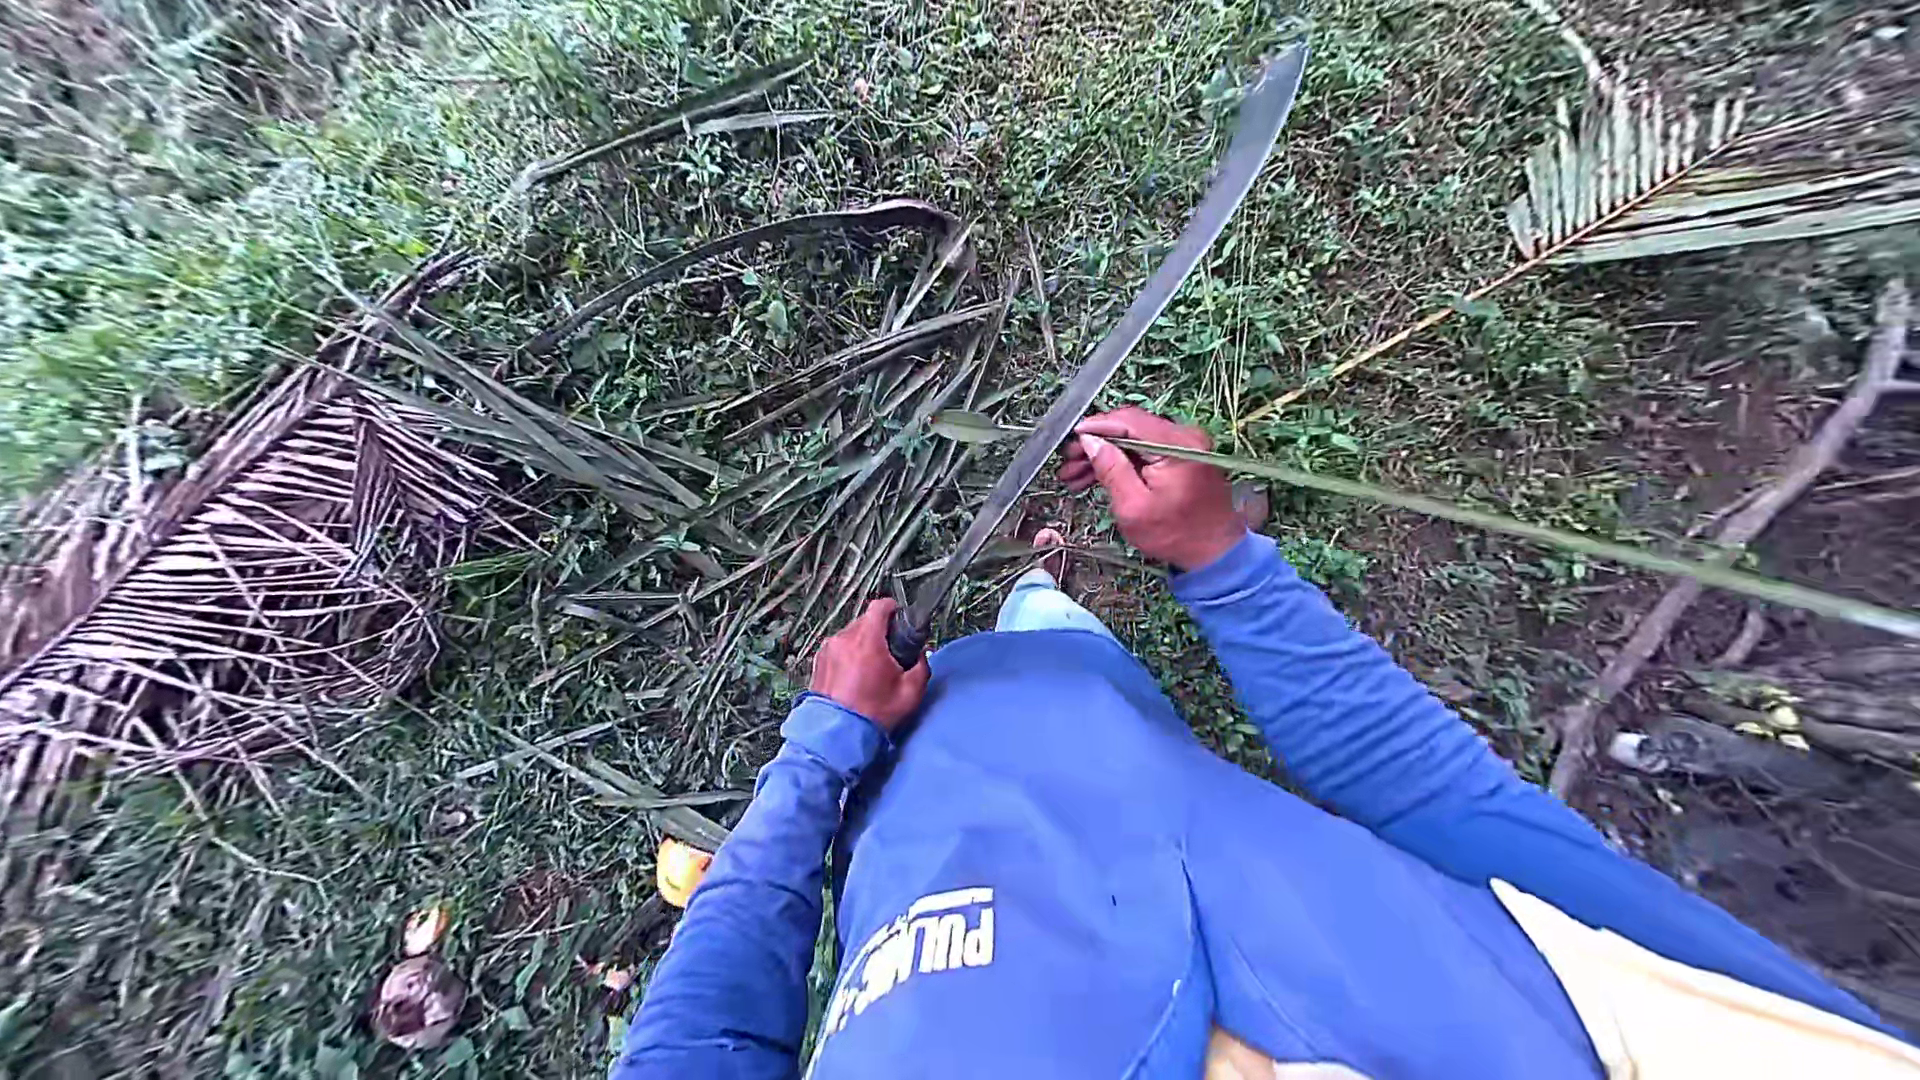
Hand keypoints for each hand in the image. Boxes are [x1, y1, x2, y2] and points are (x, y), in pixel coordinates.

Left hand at [808, 598, 929, 731]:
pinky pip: (838, 649)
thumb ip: (921, 666)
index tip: (900, 620)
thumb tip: (920, 655)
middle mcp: (844, 639)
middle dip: (880, 632)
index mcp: (867, 640)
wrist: (836, 737)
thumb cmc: (873, 715)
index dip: (894, 609)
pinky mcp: (818, 662)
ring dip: (863, 644)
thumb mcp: (910, 692)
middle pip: (866, 621)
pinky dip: (848, 656)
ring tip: (871, 669)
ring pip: (851, 635)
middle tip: (890, 653)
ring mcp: (828, 650)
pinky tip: (855, 677)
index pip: (881, 606)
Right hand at [1057, 407, 1244, 571]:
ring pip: (1134, 440)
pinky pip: (1146, 451)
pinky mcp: (1183, 457)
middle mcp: (1185, 437)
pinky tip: (1097, 476)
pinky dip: (1122, 461)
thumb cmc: (1174, 535)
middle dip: (1096, 443)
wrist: (1214, 553)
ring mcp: (1186, 445)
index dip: (1095, 426)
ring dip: (1105, 454)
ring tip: (1075, 475)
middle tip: (1068, 462)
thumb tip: (1090, 441)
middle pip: (1130, 427)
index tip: (1071, 438)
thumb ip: (1111, 469)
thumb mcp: (1133, 506)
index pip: (1128, 421)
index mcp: (1176, 446)